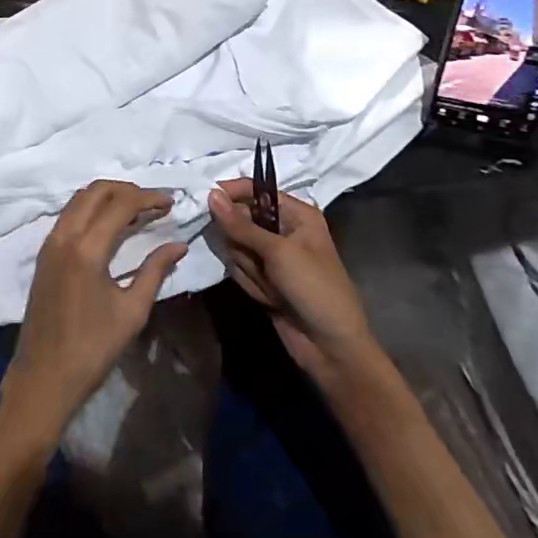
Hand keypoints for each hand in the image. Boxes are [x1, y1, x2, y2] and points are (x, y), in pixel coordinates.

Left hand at [4, 181, 188, 429]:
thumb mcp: (132, 311)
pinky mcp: (44, 254)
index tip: (171, 201)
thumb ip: (155, 271)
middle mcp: (64, 236)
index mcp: (87, 249)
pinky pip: (68, 215)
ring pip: (79, 199)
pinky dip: (91, 209)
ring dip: (107, 196)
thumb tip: (179, 245)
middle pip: (96, 191)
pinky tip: (109, 225)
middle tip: (153, 202)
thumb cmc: (93, 349)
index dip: (148, 197)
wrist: (43, 378)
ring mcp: (50, 244)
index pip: (120, 204)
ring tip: (135, 210)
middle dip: (127, 189)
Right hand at [209, 179, 375, 384]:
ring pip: (237, 247)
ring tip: (271, 286)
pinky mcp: (264, 279)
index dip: (232, 193)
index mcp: (296, 214)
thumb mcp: (278, 252)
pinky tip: (269, 299)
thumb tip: (211, 194)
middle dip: (242, 242)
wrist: (331, 346)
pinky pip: (241, 270)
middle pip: (241, 219)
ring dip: (248, 267)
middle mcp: (283, 230)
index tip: (206, 199)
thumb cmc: (314, 287)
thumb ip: (241, 224)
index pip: (255, 191)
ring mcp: (272, 257)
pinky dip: (250, 283)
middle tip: (257, 260)